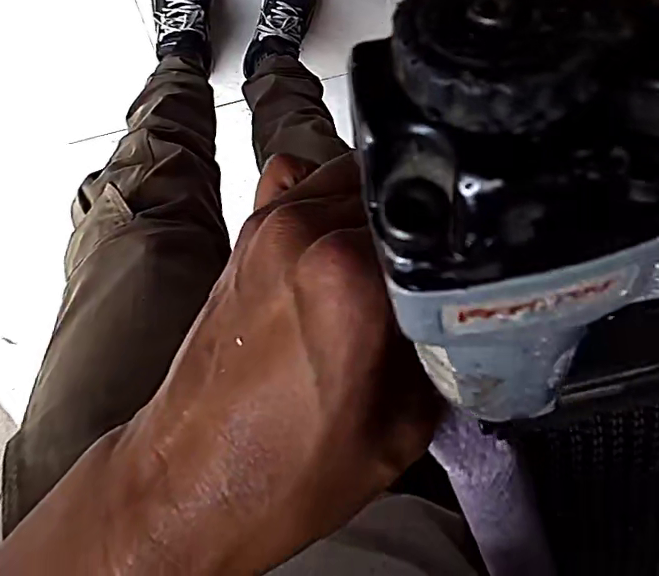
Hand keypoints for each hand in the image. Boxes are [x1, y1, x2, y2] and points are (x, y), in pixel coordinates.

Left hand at [0, 153, 438, 574]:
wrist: (191, 484)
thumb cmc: (283, 470)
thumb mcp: (404, 424)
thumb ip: (445, 343)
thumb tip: (467, 301)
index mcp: (348, 273)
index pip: (432, 218)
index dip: (452, 249)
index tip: (459, 279)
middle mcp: (307, 231)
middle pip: (395, 188)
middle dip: (417, 227)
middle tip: (419, 278)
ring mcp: (272, 222)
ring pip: (354, 174)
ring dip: (377, 208)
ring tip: (381, 263)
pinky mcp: (251, 229)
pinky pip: (304, 176)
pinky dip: (329, 191)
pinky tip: (338, 234)